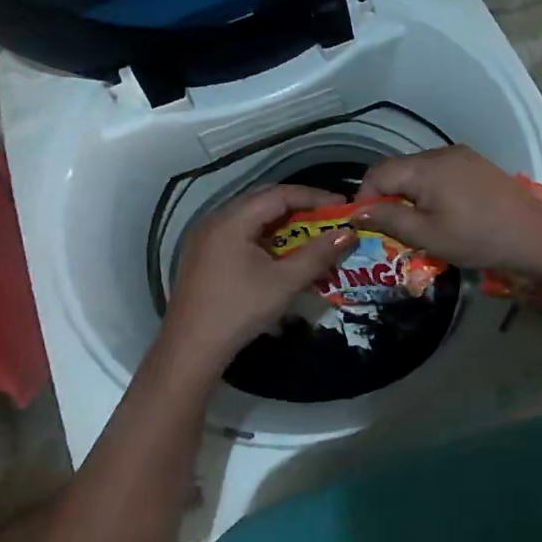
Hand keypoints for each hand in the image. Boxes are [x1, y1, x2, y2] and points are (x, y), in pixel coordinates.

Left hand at [162, 185, 356, 364]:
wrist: (192, 347)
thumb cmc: (240, 311)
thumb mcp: (284, 283)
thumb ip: (318, 254)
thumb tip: (349, 233)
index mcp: (232, 220)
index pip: (279, 194)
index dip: (313, 196)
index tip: (342, 204)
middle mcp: (215, 219)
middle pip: (262, 199)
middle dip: (298, 205)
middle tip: (328, 216)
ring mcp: (205, 235)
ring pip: (250, 215)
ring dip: (281, 220)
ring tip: (310, 231)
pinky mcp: (203, 252)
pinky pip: (238, 230)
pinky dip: (263, 234)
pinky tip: (280, 250)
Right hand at [353, 147, 541, 285]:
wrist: (535, 237)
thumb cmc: (477, 239)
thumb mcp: (427, 236)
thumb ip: (388, 220)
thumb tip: (356, 213)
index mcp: (426, 167)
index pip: (378, 173)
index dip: (365, 198)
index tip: (367, 226)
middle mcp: (441, 152)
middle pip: (398, 169)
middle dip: (387, 197)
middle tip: (391, 229)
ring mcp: (461, 156)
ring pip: (418, 172)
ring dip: (408, 195)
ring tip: (416, 225)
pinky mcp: (475, 165)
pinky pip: (439, 173)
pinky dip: (429, 191)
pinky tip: (441, 214)